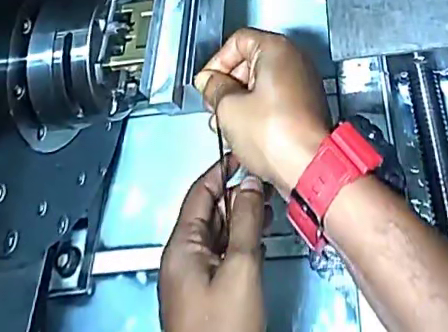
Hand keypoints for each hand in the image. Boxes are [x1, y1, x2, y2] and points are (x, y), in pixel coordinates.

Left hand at [158, 157, 266, 331]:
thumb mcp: (241, 267)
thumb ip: (247, 221)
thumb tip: (250, 185)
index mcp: (181, 247)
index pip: (200, 191)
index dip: (222, 168)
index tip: (242, 154)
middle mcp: (181, 259)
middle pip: (208, 210)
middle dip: (236, 193)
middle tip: (263, 182)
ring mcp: (191, 278)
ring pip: (216, 231)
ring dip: (241, 217)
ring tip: (267, 208)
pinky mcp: (204, 294)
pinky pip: (221, 252)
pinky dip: (240, 239)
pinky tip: (259, 239)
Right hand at [194, 28, 330, 190]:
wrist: (309, 165)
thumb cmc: (279, 135)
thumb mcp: (229, 108)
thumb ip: (214, 88)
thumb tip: (209, 81)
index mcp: (276, 48)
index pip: (237, 41)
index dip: (217, 63)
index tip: (207, 84)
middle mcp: (294, 58)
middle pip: (250, 59)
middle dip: (228, 84)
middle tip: (216, 105)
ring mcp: (303, 79)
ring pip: (262, 80)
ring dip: (241, 99)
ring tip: (229, 123)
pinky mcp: (306, 101)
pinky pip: (276, 95)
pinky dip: (259, 108)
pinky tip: (248, 130)